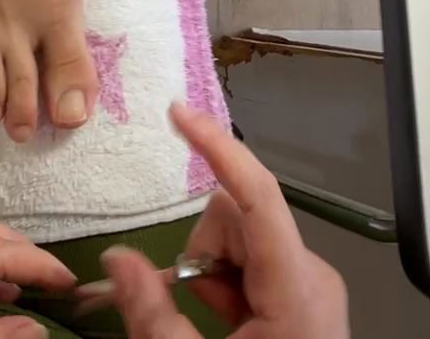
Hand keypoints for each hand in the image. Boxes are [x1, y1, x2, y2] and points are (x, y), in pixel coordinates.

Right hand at [101, 103, 349, 338]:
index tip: (177, 111)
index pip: (257, 196)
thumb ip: (153, 312)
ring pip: (240, 238)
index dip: (217, 148)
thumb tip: (116, 256)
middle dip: (201, 248)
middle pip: (237, 219)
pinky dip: (225, 280)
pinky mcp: (305, 296)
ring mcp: (311, 286)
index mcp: (297, 290)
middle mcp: (312, 276)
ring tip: (210, 322)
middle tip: (186, 301)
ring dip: (210, 268)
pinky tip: (223, 320)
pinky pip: (253, 261)